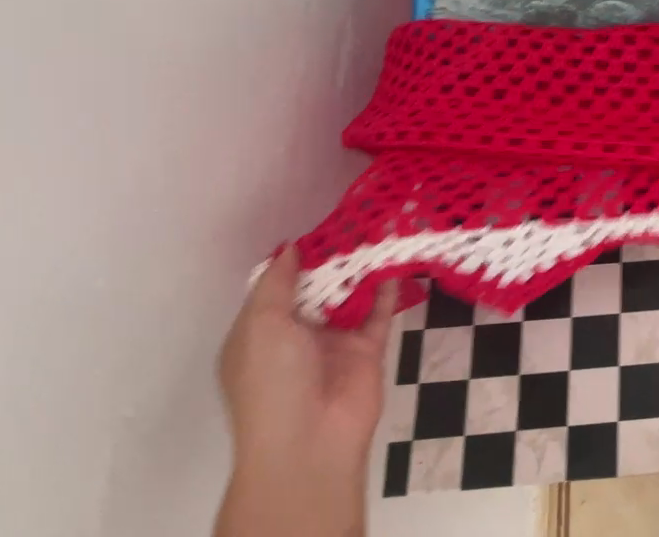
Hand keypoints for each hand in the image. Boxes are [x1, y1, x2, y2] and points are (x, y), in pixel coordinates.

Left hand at [215, 247, 394, 536]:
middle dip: (335, 259)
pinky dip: (388, 288)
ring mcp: (333, 342)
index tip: (323, 226)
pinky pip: (379, 311)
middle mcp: (296, 335)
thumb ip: (278, 284)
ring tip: (383, 231)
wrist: (311, 438)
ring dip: (363, 269)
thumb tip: (291, 248)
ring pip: (350, 296)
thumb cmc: (273, 380)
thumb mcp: (261, 327)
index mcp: (260, 333)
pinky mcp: (367, 347)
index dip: (297, 260)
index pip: (277, 288)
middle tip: (361, 220)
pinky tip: (398, 261)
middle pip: (317, 288)